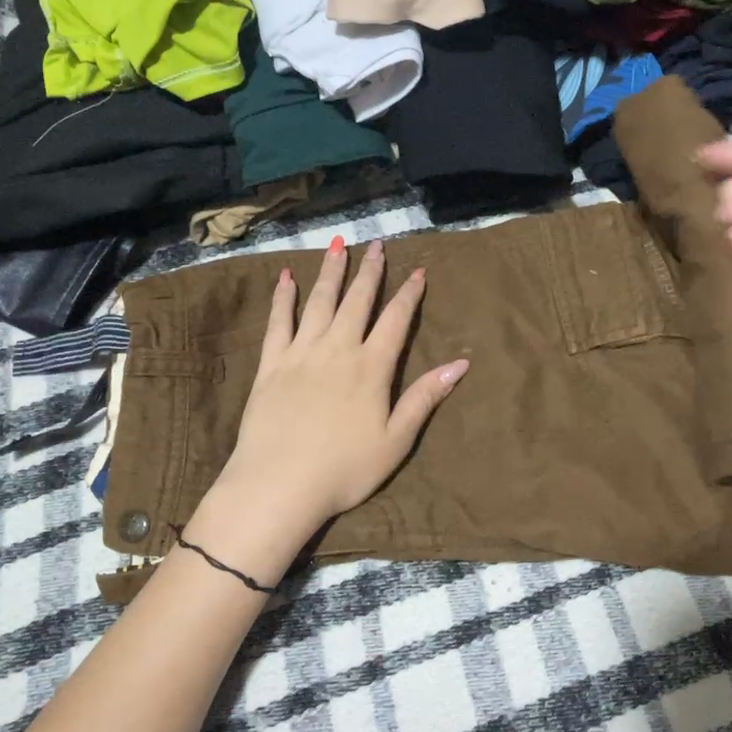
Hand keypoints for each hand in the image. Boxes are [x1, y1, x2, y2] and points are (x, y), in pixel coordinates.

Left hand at [210, 237, 468, 533]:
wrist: (277, 485)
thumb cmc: (344, 470)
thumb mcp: (396, 440)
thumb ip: (424, 398)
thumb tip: (460, 363)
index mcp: (371, 367)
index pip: (396, 320)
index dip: (408, 294)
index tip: (418, 271)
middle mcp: (338, 349)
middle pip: (357, 301)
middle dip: (369, 271)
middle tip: (376, 245)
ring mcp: (301, 353)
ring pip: (319, 302)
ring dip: (330, 272)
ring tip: (338, 245)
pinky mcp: (271, 365)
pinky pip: (278, 322)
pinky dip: (282, 298)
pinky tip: (285, 278)